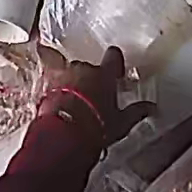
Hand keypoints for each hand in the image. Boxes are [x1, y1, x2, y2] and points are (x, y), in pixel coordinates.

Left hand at [38, 46, 153, 146]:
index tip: (114, 67)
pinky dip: (46, 66)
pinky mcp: (46, 80)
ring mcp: (64, 73)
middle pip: (88, 67)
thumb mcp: (121, 123)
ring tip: (69, 93)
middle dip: (89, 79)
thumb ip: (136, 112)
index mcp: (105, 75)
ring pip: (68, 68)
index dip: (114, 61)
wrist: (65, 134)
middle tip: (91, 95)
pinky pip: (46, 64)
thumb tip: (151, 108)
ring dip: (69, 78)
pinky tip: (40, 57)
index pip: (113, 57)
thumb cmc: (95, 127)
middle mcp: (84, 69)